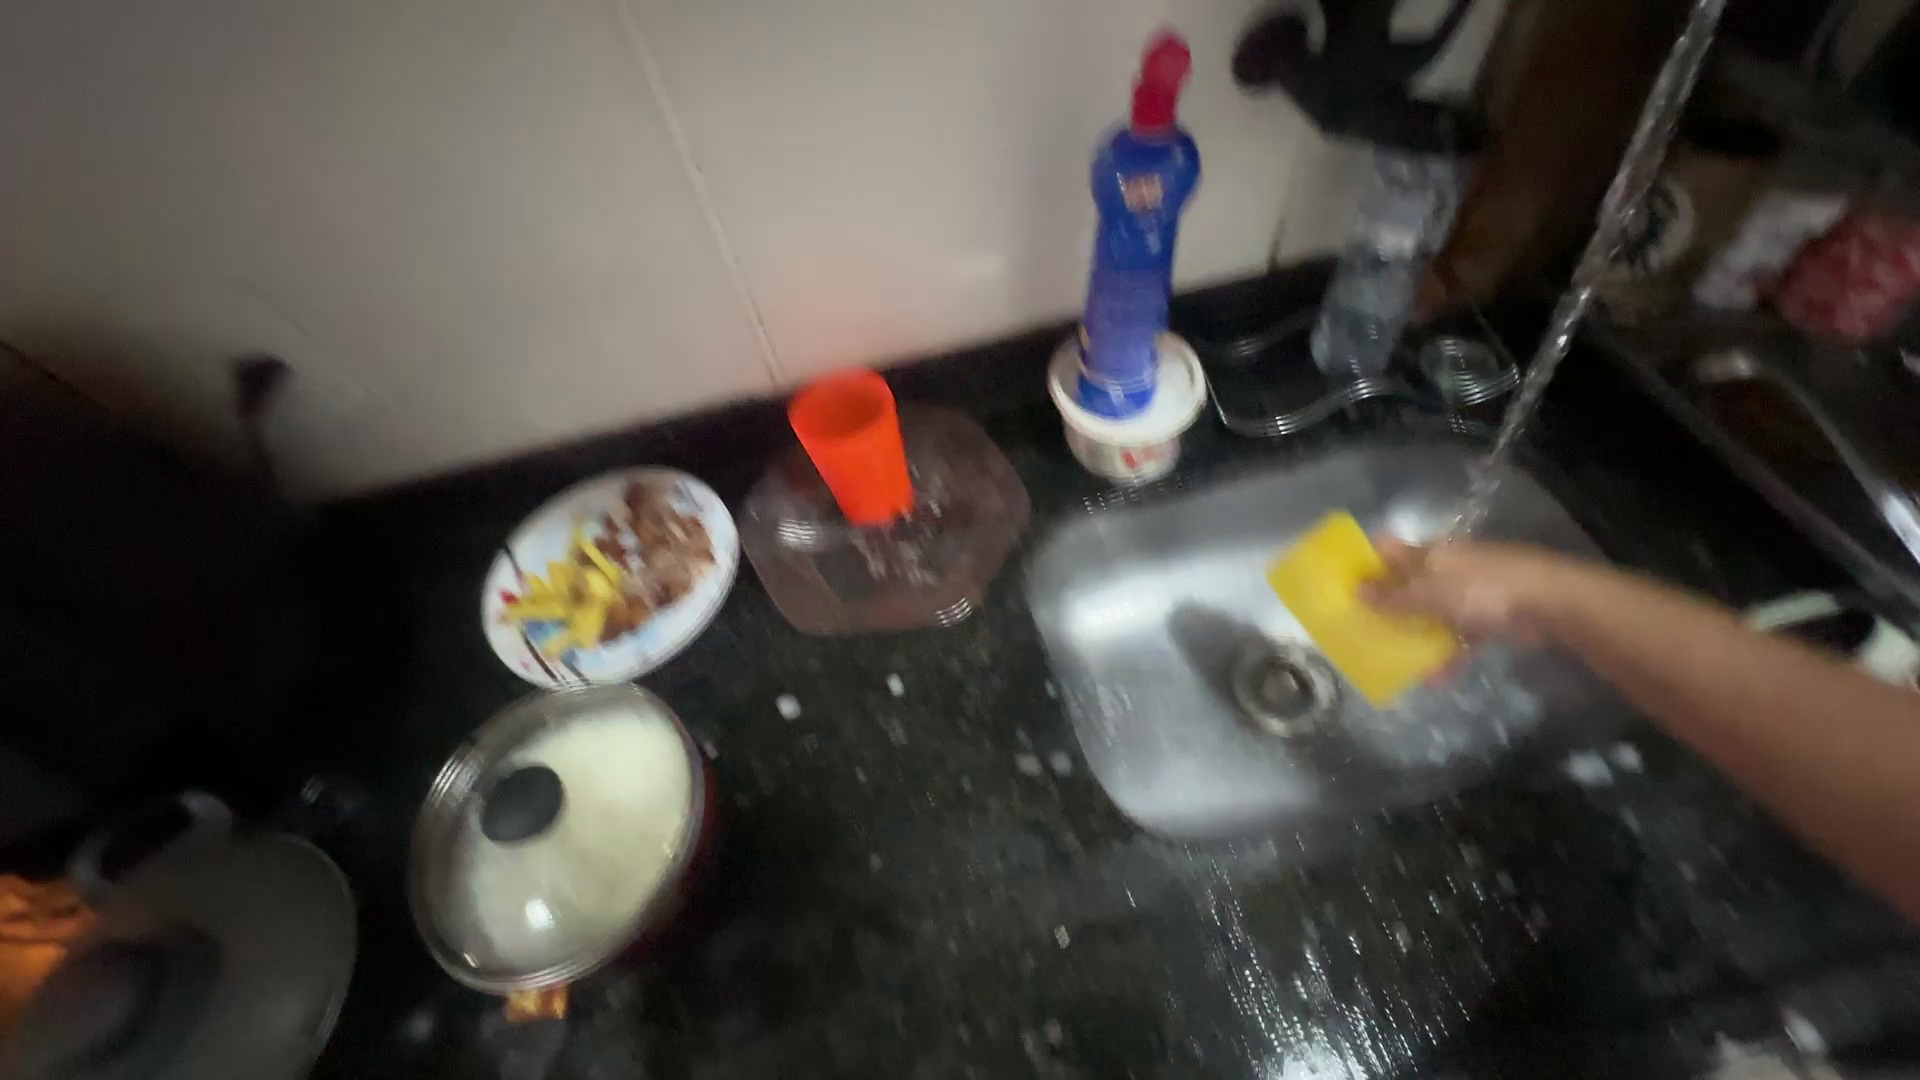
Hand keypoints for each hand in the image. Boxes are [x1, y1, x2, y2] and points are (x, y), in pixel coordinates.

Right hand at [1361, 538, 1574, 644]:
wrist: (1552, 605)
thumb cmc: (1482, 589)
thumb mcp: (1429, 593)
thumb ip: (1391, 595)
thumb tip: (1355, 591)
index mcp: (1428, 554)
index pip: (1386, 550)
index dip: (1363, 564)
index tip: (1340, 585)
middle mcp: (1444, 570)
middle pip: (1405, 585)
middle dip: (1383, 606)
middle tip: (1358, 626)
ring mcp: (1468, 594)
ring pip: (1429, 613)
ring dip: (1413, 636)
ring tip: (1391, 659)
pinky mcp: (1488, 619)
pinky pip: (1458, 637)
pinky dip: (1447, 656)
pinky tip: (1434, 679)